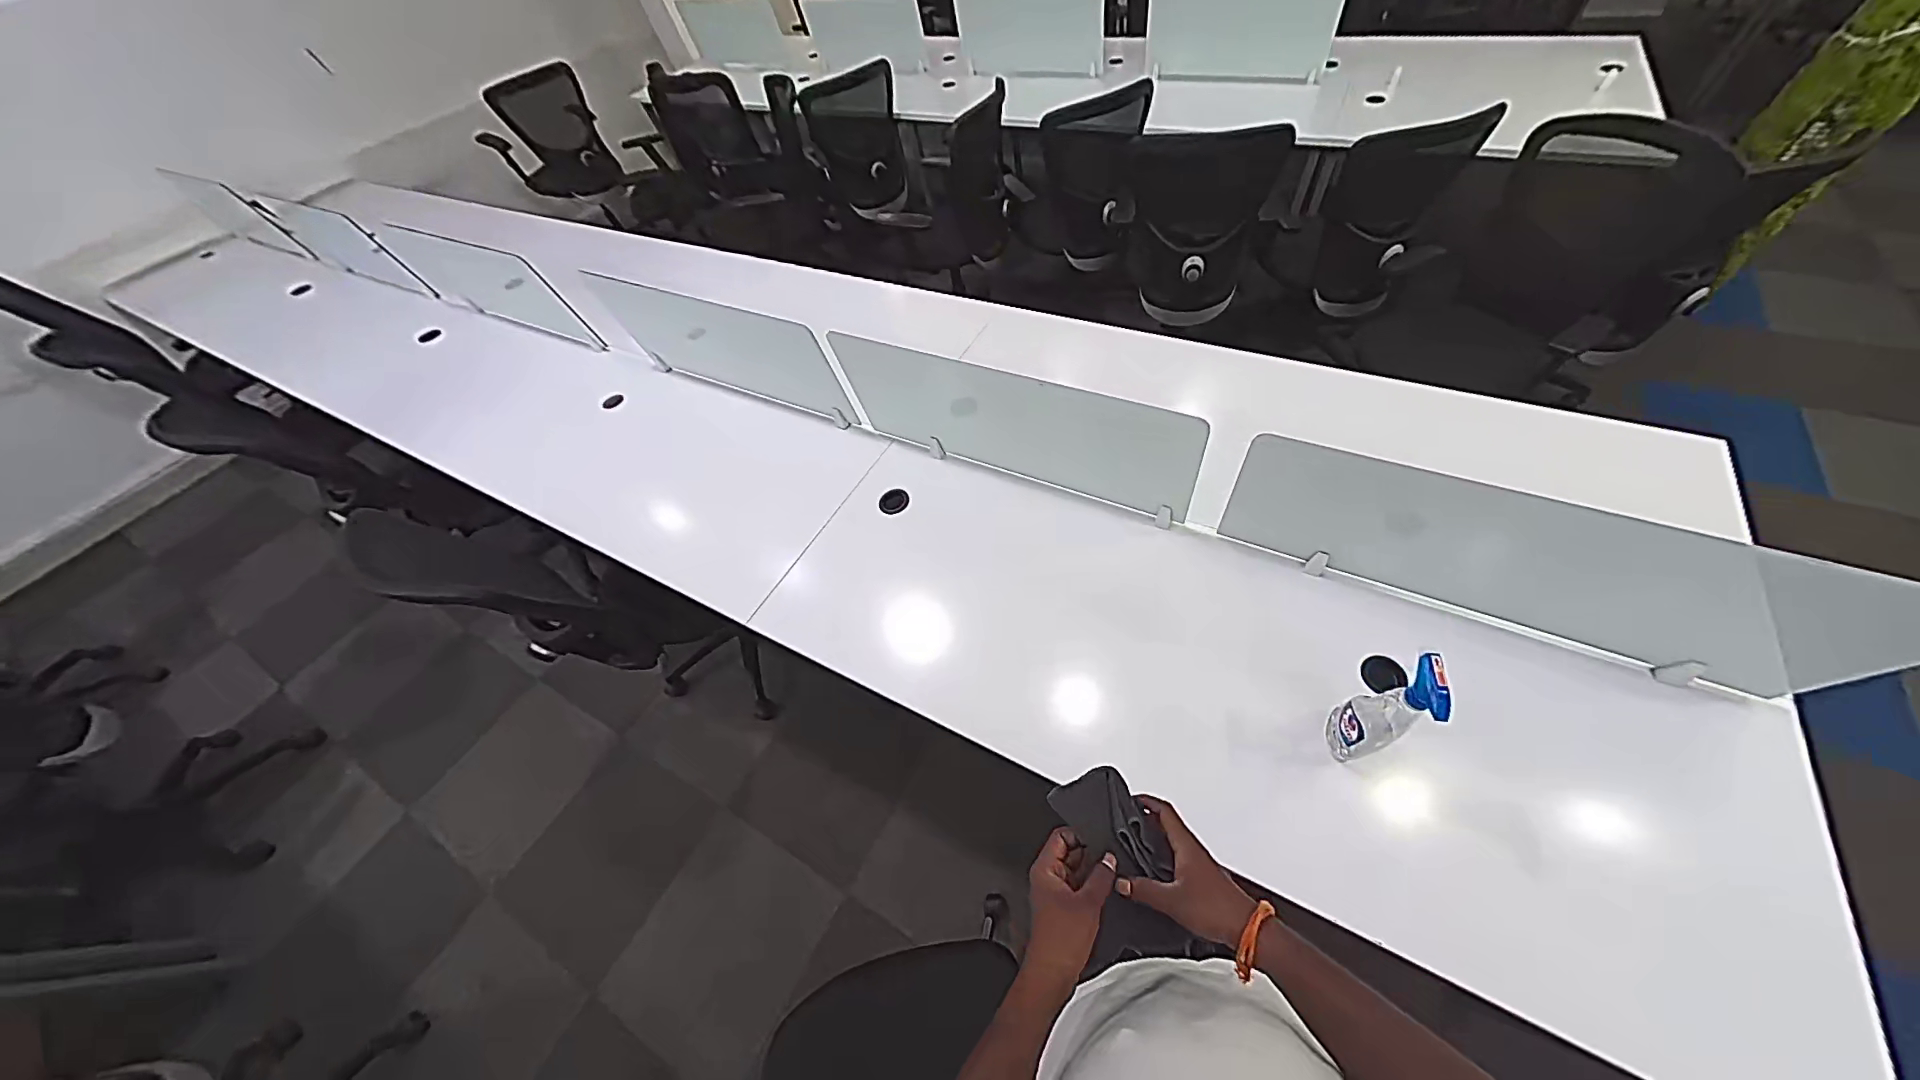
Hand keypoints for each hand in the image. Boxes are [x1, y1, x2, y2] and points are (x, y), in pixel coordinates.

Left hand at [1024, 826, 1116, 979]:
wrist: (1053, 974)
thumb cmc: (1060, 941)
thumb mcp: (1088, 902)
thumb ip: (1101, 876)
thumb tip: (1109, 859)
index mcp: (1045, 869)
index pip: (1061, 835)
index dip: (1080, 833)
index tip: (1099, 836)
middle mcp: (1047, 877)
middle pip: (1070, 852)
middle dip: (1090, 853)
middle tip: (1109, 857)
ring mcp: (1055, 892)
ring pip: (1075, 870)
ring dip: (1092, 871)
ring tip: (1109, 875)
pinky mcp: (1063, 907)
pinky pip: (1078, 886)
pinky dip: (1091, 886)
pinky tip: (1104, 890)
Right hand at [1117, 796, 1257, 944]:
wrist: (1246, 928)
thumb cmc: (1218, 909)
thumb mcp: (1172, 900)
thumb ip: (1144, 890)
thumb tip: (1122, 882)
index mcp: (1186, 845)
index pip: (1165, 811)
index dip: (1148, 801)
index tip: (1134, 798)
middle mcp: (1193, 850)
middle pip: (1168, 823)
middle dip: (1148, 817)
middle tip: (1130, 819)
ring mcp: (1198, 863)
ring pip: (1173, 840)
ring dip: (1156, 836)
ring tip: (1138, 842)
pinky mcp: (1201, 878)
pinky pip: (1178, 857)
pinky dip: (1164, 855)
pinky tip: (1156, 872)